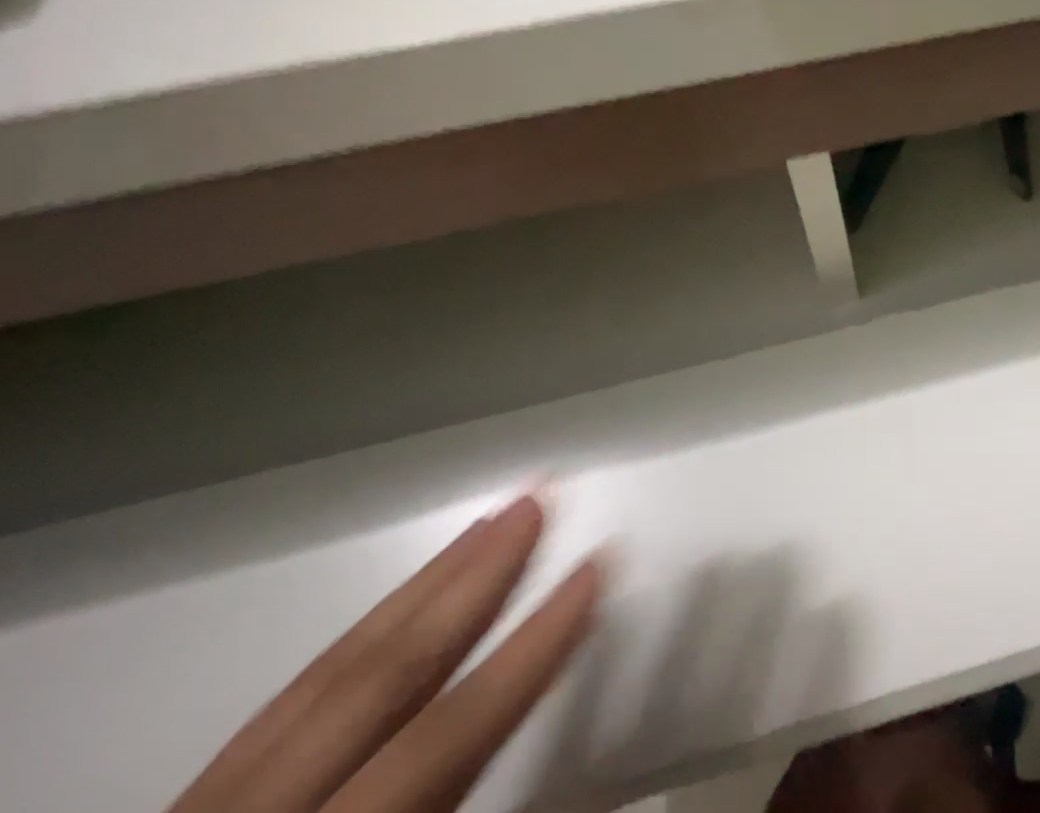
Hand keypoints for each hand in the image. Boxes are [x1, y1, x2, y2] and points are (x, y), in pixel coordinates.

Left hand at [168, 491, 602, 812]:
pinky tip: (405, 605)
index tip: (595, 570)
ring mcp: (210, 802)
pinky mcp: (198, 795)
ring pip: (329, 668)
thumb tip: (600, 788)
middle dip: (472, 580)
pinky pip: (292, 694)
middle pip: (378, 677)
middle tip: (540, 497)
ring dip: (424, 587)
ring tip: (491, 523)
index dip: (530, 651)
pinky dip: (362, 634)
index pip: (446, 738)